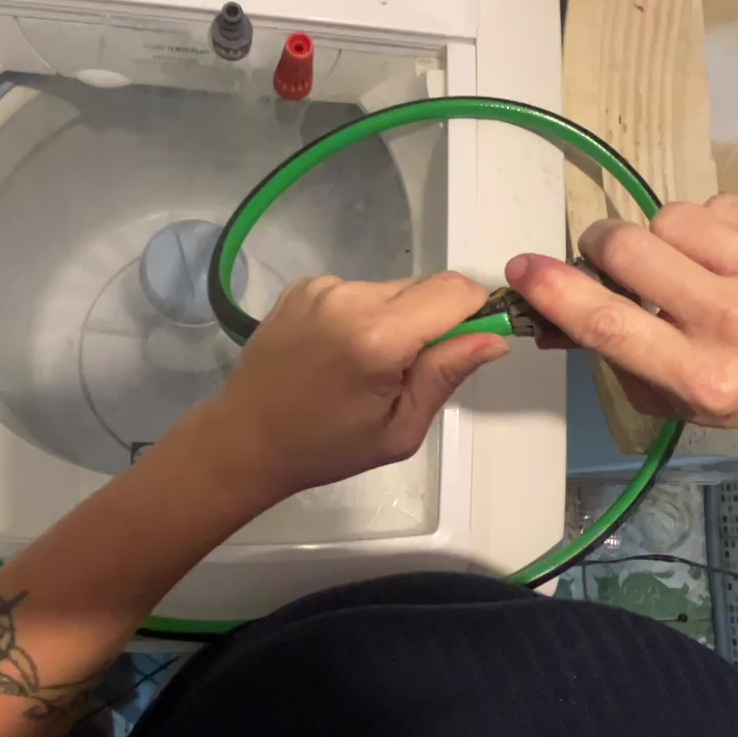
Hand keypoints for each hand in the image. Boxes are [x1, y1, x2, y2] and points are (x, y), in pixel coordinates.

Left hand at [184, 272, 507, 500]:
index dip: (475, 311)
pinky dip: (362, 315)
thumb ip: (446, 376)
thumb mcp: (398, 430)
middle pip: (424, 287)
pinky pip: (355, 291)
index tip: (467, 343)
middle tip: (408, 370)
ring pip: (391, 289)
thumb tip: (494, 337)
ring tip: (364, 365)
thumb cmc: (325, 448)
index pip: (455, 291)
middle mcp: (350, 297)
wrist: (243, 439)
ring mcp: (321, 287)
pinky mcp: (301, 287)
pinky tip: (337, 351)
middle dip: (434, 321)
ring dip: (396, 318)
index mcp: (378, 336)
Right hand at [506, 195, 737, 428]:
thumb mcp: (665, 391)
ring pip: (670, 216)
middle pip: (630, 248)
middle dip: (605, 246)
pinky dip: (708, 224)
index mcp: (701, 376)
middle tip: (613, 259)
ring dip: (662, 236)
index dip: (556, 290)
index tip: (523, 267)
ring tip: (688, 264)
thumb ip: (604, 350)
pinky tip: (730, 253)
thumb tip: (542, 310)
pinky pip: (717, 203)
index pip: (609, 322)